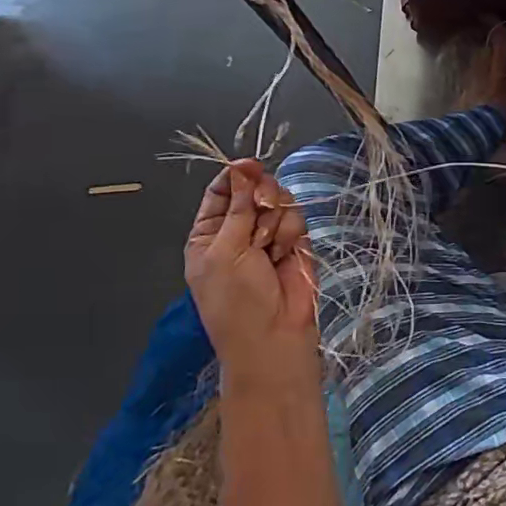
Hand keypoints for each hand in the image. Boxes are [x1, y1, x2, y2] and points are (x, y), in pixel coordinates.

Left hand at [184, 159, 320, 393]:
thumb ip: (238, 207)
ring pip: (278, 200)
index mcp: (210, 233)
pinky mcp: (294, 243)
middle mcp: (238, 230)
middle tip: (262, 210)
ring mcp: (268, 236)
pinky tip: (284, 254)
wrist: (274, 341)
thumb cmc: (237, 301)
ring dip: (274, 219)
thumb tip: (241, 168)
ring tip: (269, 247)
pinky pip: (296, 217)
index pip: (222, 190)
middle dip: (260, 197)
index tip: (250, 165)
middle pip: (253, 189)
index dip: (236, 175)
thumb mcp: (226, 252)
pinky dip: (290, 232)